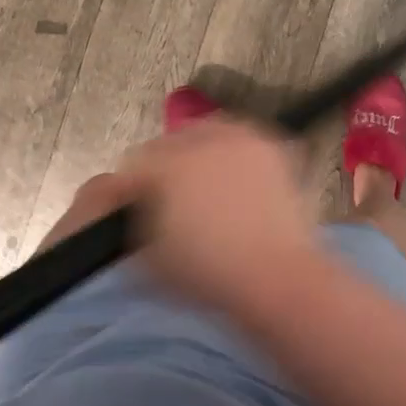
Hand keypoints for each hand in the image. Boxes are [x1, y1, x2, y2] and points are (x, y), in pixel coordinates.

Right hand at [115, 118, 322, 315]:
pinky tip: (232, 176)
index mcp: (165, 166)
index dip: (131, 187)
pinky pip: (239, 137)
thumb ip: (134, 225)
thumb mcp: (150, 261)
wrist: (274, 274)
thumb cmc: (207, 274)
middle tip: (169, 195)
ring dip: (196, 151)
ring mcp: (237, 138)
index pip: (134, 163)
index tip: (135, 206)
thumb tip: (136, 210)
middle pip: (168, 142)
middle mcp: (200, 141)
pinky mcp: (266, 146)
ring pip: (204, 131)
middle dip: (163, 165)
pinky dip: (230, 151)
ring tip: (202, 180)